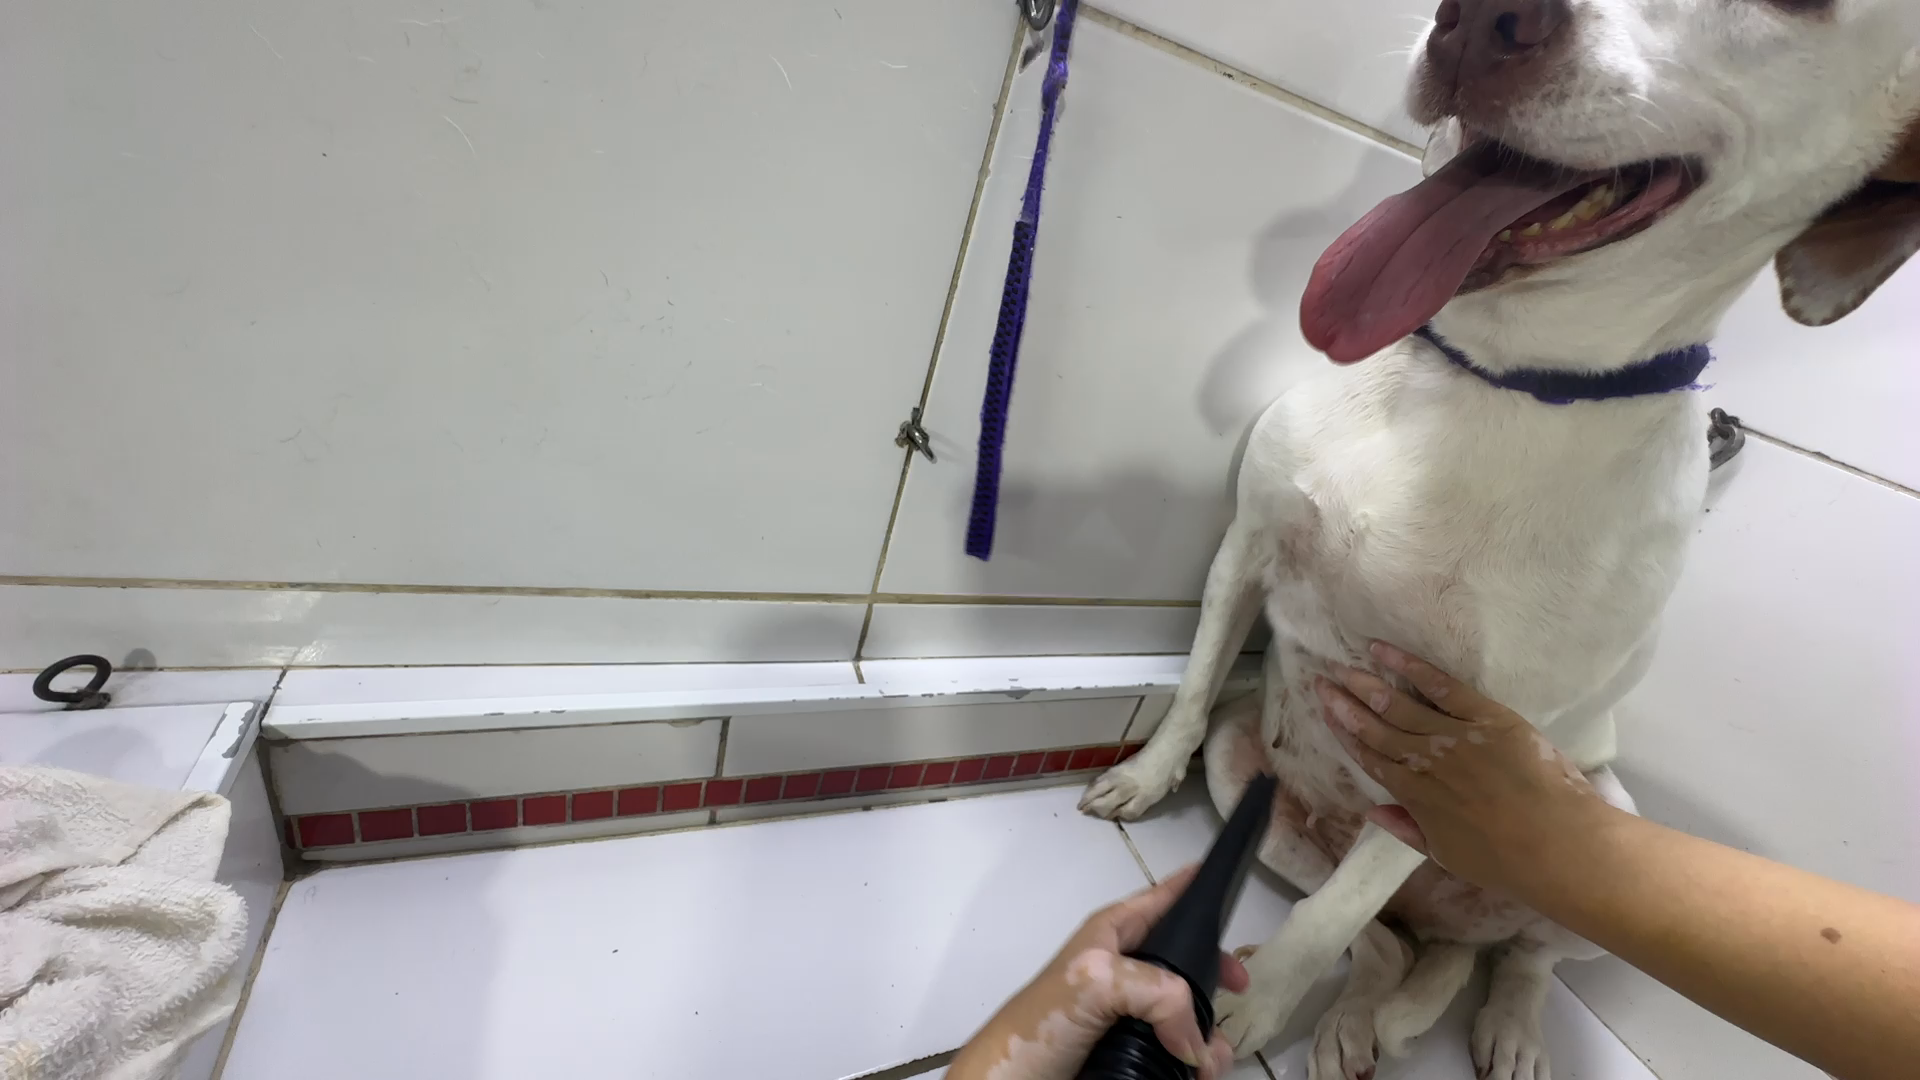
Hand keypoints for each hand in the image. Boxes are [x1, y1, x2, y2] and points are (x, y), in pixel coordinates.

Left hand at [947, 864, 1249, 1079]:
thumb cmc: (1043, 1021)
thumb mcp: (1097, 979)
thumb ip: (1156, 989)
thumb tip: (1195, 1037)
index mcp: (1112, 935)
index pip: (1157, 899)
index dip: (1186, 886)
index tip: (1216, 875)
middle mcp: (1126, 969)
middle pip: (1185, 959)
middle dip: (1213, 972)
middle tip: (1239, 986)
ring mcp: (1131, 1015)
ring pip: (1189, 1013)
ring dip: (1210, 1033)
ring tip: (1210, 1057)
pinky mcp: (1136, 1055)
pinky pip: (1182, 1053)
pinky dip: (1200, 1063)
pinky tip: (1201, 1073)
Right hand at [1311, 640, 1612, 893]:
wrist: (1565, 850)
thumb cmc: (1509, 863)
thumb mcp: (1449, 856)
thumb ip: (1407, 830)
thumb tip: (1370, 810)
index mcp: (1413, 794)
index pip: (1368, 756)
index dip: (1343, 732)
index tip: (1324, 712)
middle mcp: (1423, 761)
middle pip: (1373, 727)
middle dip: (1343, 703)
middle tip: (1320, 681)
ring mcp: (1452, 736)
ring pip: (1397, 705)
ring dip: (1366, 684)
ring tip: (1342, 666)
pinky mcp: (1485, 717)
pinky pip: (1441, 686)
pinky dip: (1410, 666)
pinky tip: (1384, 651)